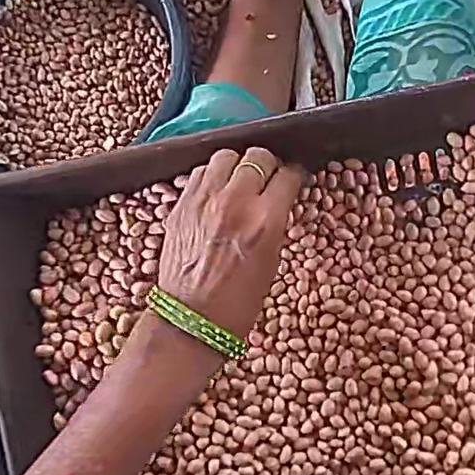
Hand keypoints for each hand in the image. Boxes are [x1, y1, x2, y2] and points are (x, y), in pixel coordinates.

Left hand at [156, 148, 304, 338]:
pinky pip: (201, 172)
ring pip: (226, 156)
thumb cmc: (238, 301)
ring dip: (236, 166)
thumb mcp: (272, 261)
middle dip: (267, 166)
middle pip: (258, 157)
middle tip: (267, 178)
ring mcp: (203, 200)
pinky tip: (216, 192)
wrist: (192, 319)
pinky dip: (212, 177)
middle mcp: (234, 202)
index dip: (293, 176)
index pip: (288, 175)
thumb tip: (276, 199)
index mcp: (265, 220)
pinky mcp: (181, 204)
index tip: (292, 179)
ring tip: (239, 181)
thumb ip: (274, 222)